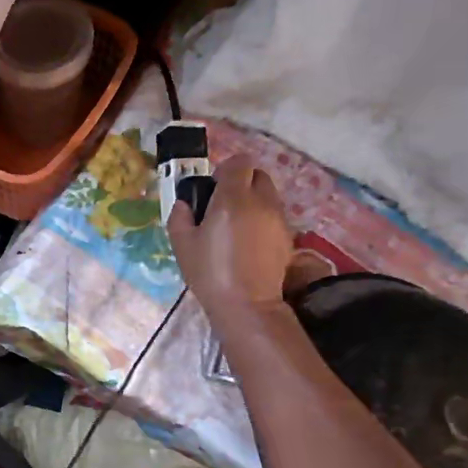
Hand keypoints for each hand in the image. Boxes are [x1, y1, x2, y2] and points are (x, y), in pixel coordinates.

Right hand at [167, 156, 293, 307]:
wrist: (247, 303)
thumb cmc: (209, 271)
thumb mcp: (181, 243)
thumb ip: (180, 215)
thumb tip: (185, 204)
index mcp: (233, 199)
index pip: (239, 163)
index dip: (225, 170)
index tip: (212, 188)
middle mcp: (261, 202)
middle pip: (258, 175)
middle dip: (242, 182)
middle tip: (223, 205)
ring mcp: (279, 219)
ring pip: (268, 195)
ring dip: (253, 201)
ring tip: (236, 226)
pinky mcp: (287, 236)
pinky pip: (274, 216)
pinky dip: (262, 220)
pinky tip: (248, 242)